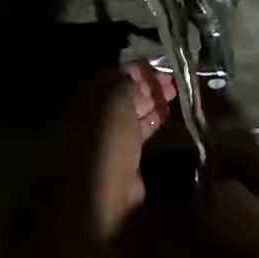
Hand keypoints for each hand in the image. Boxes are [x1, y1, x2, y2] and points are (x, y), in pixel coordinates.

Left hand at [67, 61, 174, 241]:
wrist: (106, 193)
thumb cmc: (105, 142)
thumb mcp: (114, 103)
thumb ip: (123, 84)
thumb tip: (133, 72)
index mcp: (82, 104)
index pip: (107, 80)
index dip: (130, 71)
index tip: (154, 63)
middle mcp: (91, 119)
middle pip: (120, 96)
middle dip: (144, 85)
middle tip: (170, 76)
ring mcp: (107, 140)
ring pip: (131, 114)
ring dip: (152, 101)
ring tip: (176, 90)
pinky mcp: (123, 158)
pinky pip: (139, 132)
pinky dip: (153, 120)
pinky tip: (169, 111)